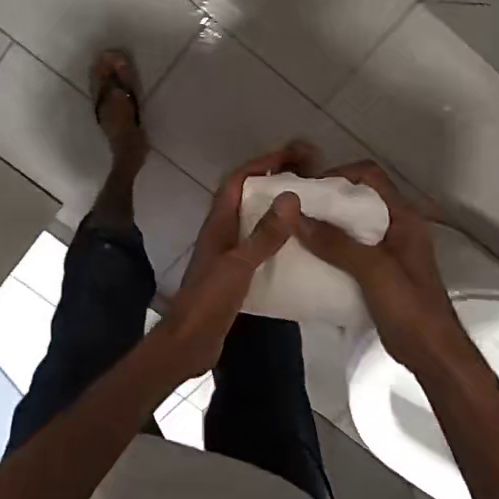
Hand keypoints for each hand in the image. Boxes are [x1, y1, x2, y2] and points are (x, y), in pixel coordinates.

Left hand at [150, 143, 314, 382]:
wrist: (189, 343)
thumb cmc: (209, 300)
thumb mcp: (239, 265)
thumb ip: (264, 234)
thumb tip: (290, 196)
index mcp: (218, 224)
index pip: (237, 181)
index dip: (261, 163)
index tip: (292, 155)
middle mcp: (222, 233)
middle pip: (247, 197)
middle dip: (273, 182)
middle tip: (307, 178)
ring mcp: (227, 254)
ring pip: (254, 221)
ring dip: (276, 210)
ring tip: (308, 207)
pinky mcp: (235, 275)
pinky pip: (259, 246)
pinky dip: (277, 240)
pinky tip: (299, 249)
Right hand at [290, 161, 470, 375]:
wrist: (432, 355)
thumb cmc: (410, 308)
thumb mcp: (373, 270)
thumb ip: (336, 243)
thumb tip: (294, 215)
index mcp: (404, 218)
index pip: (370, 176)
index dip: (339, 174)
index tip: (308, 188)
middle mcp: (397, 227)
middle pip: (358, 199)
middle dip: (326, 200)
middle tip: (294, 209)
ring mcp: (388, 250)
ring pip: (352, 225)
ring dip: (325, 225)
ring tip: (295, 231)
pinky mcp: (378, 272)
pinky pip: (349, 249)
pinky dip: (329, 247)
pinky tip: (308, 257)